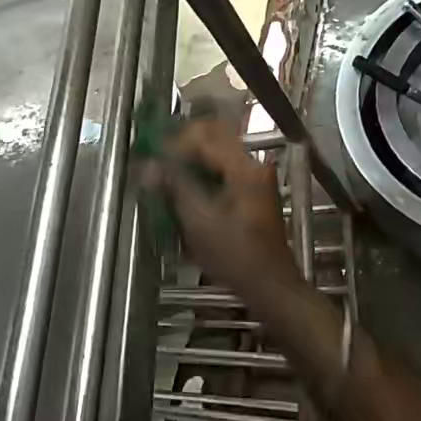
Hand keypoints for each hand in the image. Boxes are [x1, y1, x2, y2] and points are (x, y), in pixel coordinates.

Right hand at [148, 120, 303, 293]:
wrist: (270, 285)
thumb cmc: (235, 256)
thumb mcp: (199, 222)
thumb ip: (174, 187)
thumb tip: (149, 165)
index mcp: (243, 167)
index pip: (202, 137)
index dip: (172, 144)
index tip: (150, 158)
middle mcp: (252, 164)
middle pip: (213, 136)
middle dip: (182, 145)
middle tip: (157, 160)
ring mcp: (255, 176)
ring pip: (217, 150)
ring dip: (191, 157)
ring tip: (166, 174)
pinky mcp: (252, 189)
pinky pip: (222, 166)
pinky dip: (202, 170)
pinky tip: (185, 187)